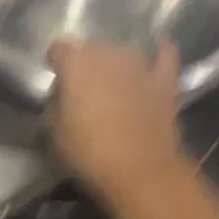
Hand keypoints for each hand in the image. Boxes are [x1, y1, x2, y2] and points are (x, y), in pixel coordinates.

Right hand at [46, 40, 188, 195]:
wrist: (141, 171)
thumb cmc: (90, 154)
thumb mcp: (54, 133)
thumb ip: (56, 106)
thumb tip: (63, 98)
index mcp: (76, 64)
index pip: (59, 48)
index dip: (55, 60)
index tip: (53, 74)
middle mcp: (108, 55)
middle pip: (92, 47)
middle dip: (85, 62)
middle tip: (82, 86)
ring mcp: (139, 66)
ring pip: (124, 50)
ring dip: (116, 60)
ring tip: (112, 78)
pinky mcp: (163, 82)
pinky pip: (165, 56)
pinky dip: (161, 51)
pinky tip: (159, 47)